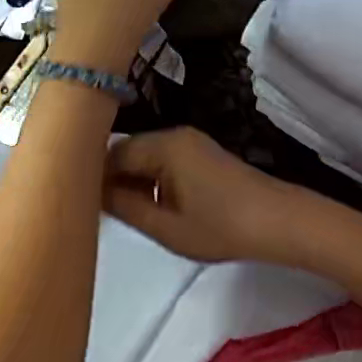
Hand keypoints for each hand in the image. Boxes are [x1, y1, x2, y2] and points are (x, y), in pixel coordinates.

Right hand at [104, 128, 311, 263]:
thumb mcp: (167, 227)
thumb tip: (97, 193)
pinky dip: (151, 178)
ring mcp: (190, 141)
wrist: (278, 221)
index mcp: (163, 146)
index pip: (114, 153)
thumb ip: (127, 208)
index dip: (96, 177)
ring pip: (145, 155)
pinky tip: (152, 203)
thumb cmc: (221, 226)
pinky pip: (163, 158)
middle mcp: (174, 135)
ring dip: (133, 179)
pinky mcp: (201, 152)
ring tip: (125, 210)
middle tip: (102, 210)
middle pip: (128, 150)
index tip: (84, 202)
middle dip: (113, 177)